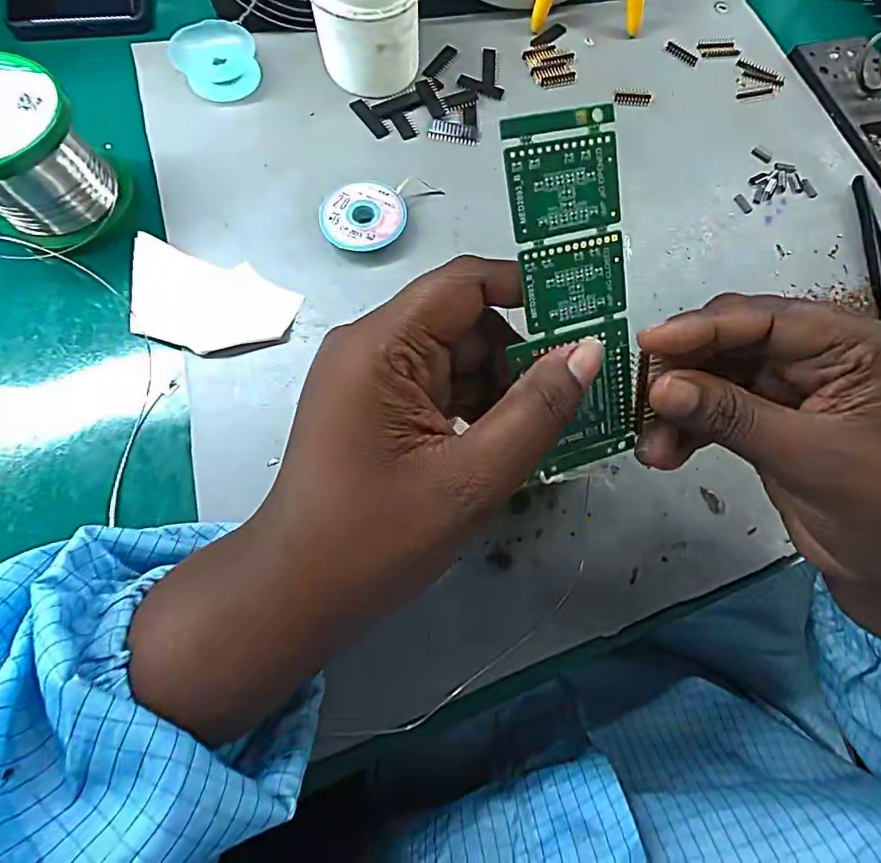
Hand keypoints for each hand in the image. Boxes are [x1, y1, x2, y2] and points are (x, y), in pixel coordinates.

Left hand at [130, 257, 602, 741]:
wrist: (293, 598)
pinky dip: (478, 406)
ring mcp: (371, 377)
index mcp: (382, 345)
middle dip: (521, 352)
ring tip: (546, 425)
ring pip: (458, 357)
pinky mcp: (376, 406)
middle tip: (576, 388)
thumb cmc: (376, 540)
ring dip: (503, 385)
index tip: (584, 312)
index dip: (527, 287)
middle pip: (465, 321)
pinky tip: (505, 441)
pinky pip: (441, 386)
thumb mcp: (472, 477)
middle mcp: (371, 346)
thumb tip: (587, 350)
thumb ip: (537, 410)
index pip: (465, 282)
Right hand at [636, 294, 880, 666]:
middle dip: (685, 370)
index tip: (648, 344)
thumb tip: (660, 386)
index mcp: (853, 346)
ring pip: (720, 378)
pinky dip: (692, 429)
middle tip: (642, 400)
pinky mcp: (777, 424)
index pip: (767, 319)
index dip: (702, 328)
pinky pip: (722, 411)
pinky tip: (666, 454)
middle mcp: (822, 357)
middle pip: (735, 342)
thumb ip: (732, 416)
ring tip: (651, 446)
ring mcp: (796, 391)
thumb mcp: (810, 459)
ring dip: (681, 406)